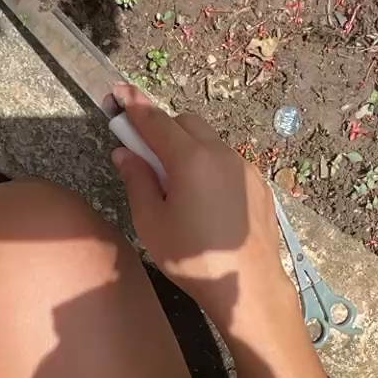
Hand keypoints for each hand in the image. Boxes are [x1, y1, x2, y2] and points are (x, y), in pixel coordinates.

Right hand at [109, 83, 298, 337]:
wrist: (249, 285)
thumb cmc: (193, 259)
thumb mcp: (151, 223)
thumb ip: (137, 181)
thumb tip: (125, 154)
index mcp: (189, 159)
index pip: (155, 121)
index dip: (133, 106)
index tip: (118, 91)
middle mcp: (220, 153)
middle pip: (185, 122)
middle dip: (162, 127)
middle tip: (145, 152)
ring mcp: (243, 166)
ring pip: (209, 139)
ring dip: (187, 146)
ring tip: (176, 183)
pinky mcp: (258, 183)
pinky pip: (226, 160)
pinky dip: (208, 164)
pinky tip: (204, 199)